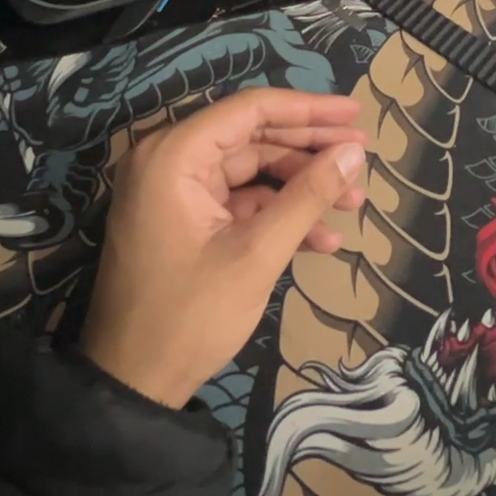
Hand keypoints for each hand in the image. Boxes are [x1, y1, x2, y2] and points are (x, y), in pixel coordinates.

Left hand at [80, 88, 367, 407]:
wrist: (133, 386)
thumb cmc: (190, 315)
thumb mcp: (257, 253)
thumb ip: (308, 195)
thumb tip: (353, 152)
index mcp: (175, 155)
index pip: (251, 109)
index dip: (309, 109)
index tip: (355, 113)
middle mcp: (171, 160)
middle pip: (254, 137)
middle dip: (311, 150)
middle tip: (363, 154)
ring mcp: (177, 191)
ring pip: (253, 170)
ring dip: (302, 187)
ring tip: (355, 203)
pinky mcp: (185, 219)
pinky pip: (240, 201)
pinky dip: (279, 214)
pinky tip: (323, 239)